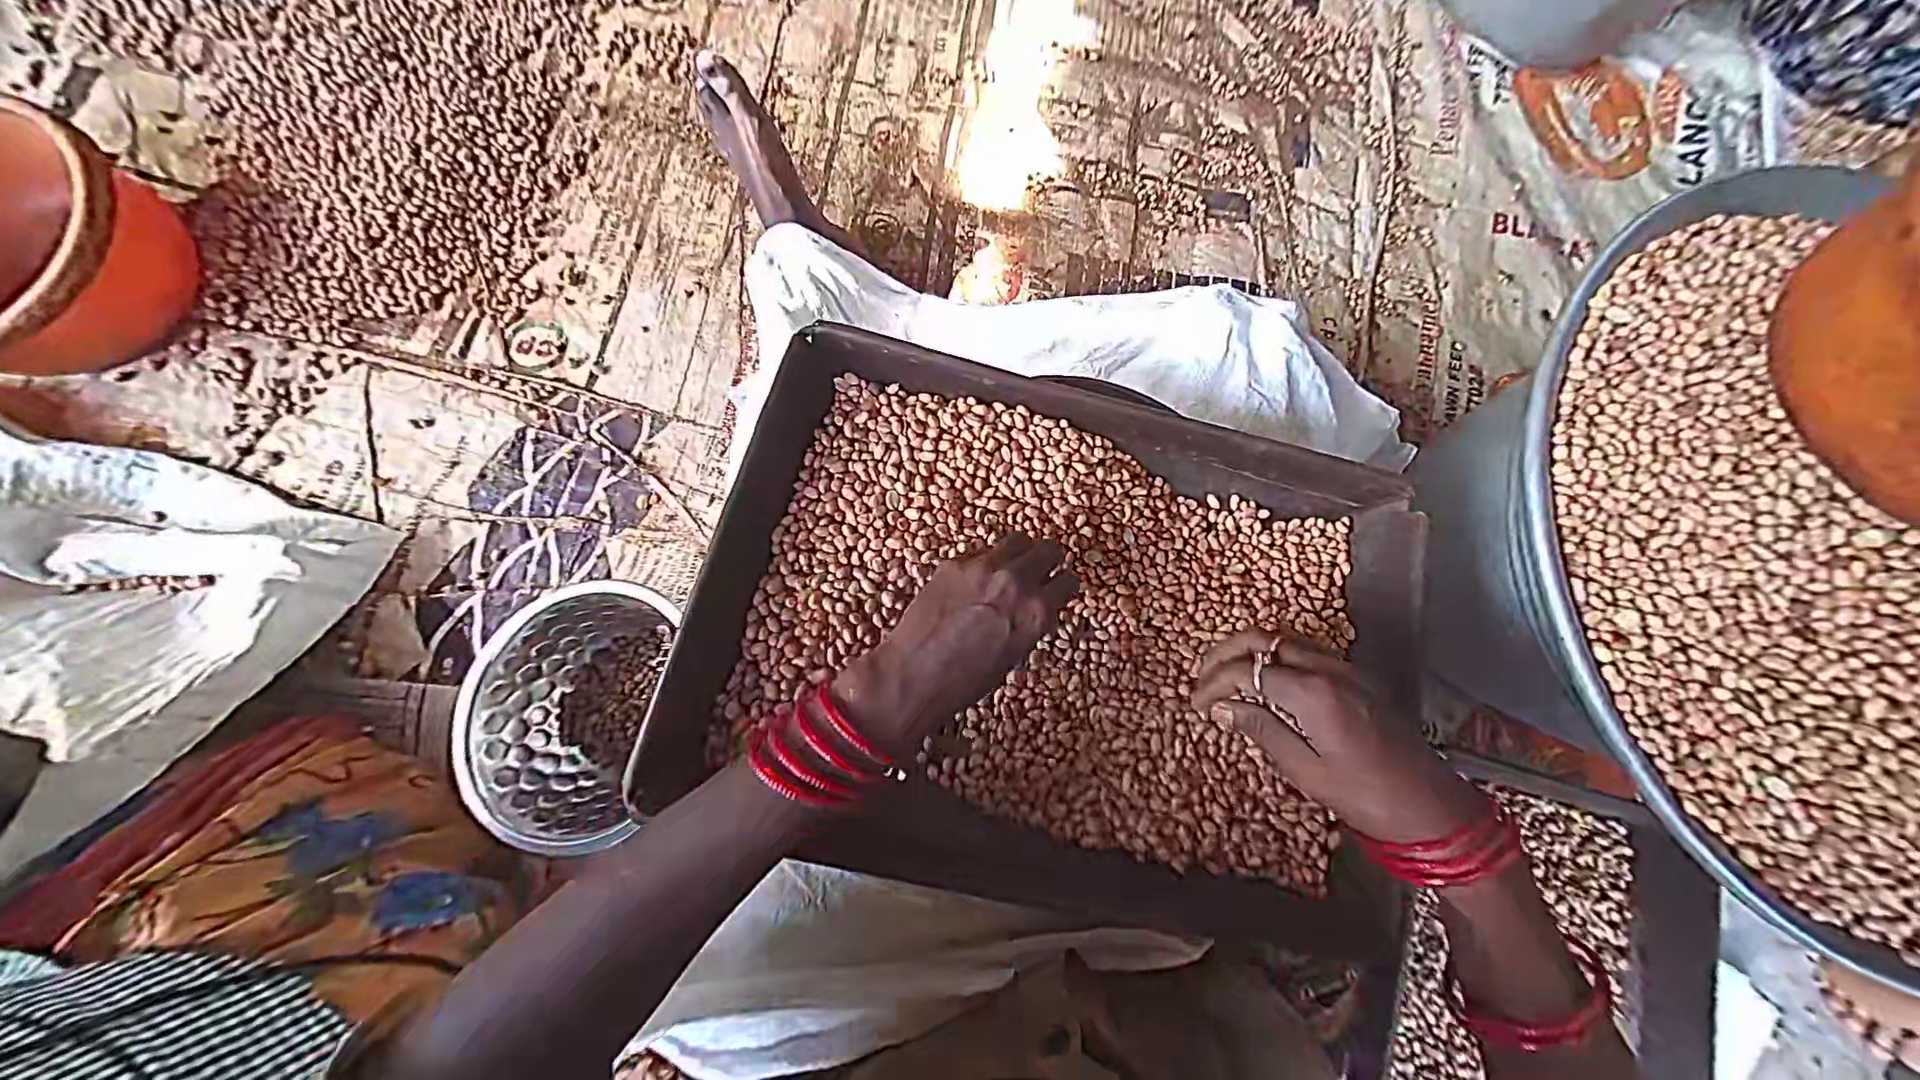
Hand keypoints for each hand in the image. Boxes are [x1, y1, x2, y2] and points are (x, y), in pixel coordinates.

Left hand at [833, 533, 1078, 760]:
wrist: (914, 674)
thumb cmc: (963, 680)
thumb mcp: (1013, 656)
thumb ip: (1030, 624)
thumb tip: (1035, 608)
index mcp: (1037, 613)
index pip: (1068, 582)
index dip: (1062, 586)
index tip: (1057, 587)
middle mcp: (1016, 583)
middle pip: (1049, 550)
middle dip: (1047, 561)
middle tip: (1039, 570)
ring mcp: (984, 568)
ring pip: (1019, 540)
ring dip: (1020, 553)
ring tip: (1010, 568)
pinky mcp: (956, 563)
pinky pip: (982, 551)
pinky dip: (985, 562)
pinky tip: (975, 581)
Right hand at [1190, 630, 1483, 844]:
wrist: (1437, 809)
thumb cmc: (1368, 798)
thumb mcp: (1306, 771)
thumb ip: (1262, 729)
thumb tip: (1221, 707)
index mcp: (1315, 694)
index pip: (1248, 671)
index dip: (1215, 683)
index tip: (1196, 702)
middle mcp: (1331, 670)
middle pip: (1263, 639)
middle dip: (1225, 654)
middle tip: (1202, 677)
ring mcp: (1348, 670)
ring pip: (1284, 639)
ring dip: (1249, 651)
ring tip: (1225, 676)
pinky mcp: (1358, 678)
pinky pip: (1306, 652)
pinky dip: (1275, 657)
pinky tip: (1264, 681)